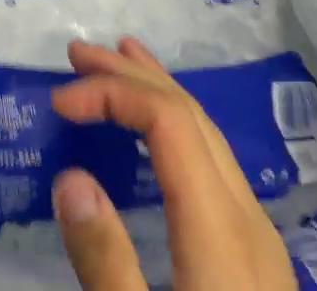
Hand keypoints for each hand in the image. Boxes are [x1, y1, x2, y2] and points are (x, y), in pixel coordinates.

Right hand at [51, 38, 297, 290]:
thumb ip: (106, 263)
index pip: (170, 122)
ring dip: (158, 92)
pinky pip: (213, 162)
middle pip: (193, 116)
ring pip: (209, 136)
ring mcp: (257, 234)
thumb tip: (71, 177)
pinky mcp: (253, 253)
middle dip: (133, 76)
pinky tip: (160, 134)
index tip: (60, 102)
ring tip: (120, 61)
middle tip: (77, 53)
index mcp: (221, 229)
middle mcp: (246, 216)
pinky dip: (177, 126)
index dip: (113, 94)